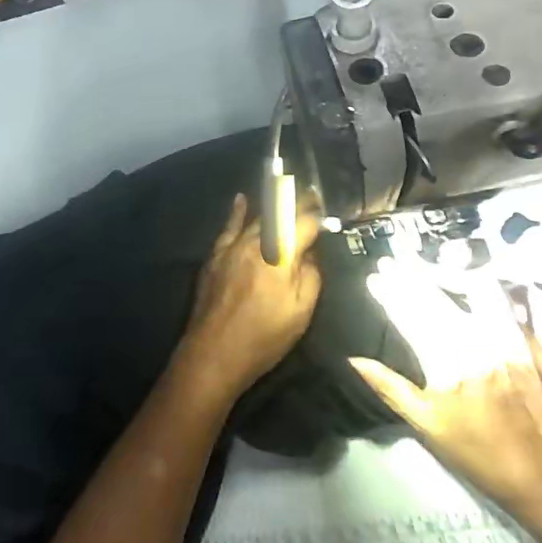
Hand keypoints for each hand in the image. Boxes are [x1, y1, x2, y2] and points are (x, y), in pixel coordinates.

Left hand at [178, 193, 321, 395]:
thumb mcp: (301, 312)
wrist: (214, 352)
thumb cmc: (264, 337)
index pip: (304, 224)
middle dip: (297, 204)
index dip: (318, 216)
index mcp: (281, 255)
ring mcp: (232, 246)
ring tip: (286, 191)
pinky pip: (228, 227)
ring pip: (257, 219)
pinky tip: (241, 199)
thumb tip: (310, 255)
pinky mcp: (215, 255)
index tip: (327, 211)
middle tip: (311, 194)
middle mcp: (256, 241)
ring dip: (274, 206)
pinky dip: (237, 212)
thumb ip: (311, 276)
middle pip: (280, 215)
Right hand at [351, 271, 541, 529]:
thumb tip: (353, 360)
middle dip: (412, 274)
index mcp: (450, 363)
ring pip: (487, 286)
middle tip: (396, 264)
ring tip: (444, 274)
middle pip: (440, 292)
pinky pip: (539, 301)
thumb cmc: (482, 454)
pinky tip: (504, 290)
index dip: (387, 290)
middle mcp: (484, 342)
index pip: (409, 312)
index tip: (374, 276)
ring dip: (459, 275)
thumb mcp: (427, 425)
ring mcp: (522, 340)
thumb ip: (389, 386)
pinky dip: (520, 289)